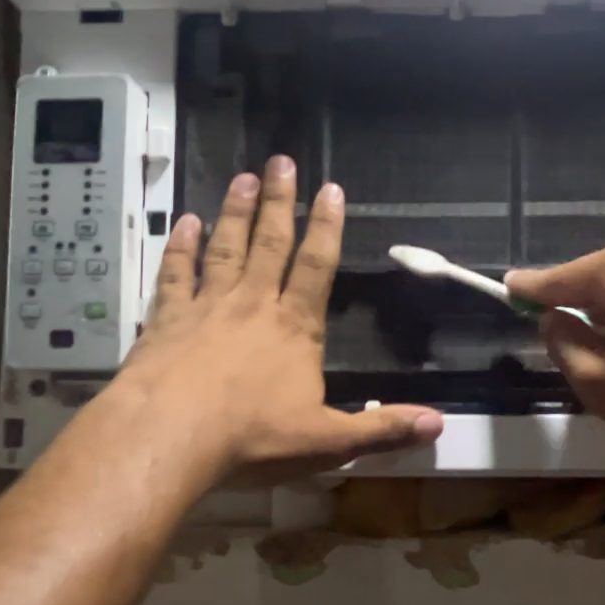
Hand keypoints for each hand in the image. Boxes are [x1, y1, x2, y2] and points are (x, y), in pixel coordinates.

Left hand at [103, 156, 443, 486]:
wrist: (170, 436)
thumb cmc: (252, 438)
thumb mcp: (328, 442)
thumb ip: (382, 430)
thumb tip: (438, 423)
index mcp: (295, 329)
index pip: (316, 267)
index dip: (326, 228)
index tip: (329, 189)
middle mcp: (252, 306)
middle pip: (269, 244)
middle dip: (279, 202)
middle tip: (281, 162)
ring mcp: (206, 308)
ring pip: (225, 249)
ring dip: (235, 213)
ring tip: (242, 178)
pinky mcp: (166, 320)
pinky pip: (176, 274)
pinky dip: (181, 247)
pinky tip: (185, 223)